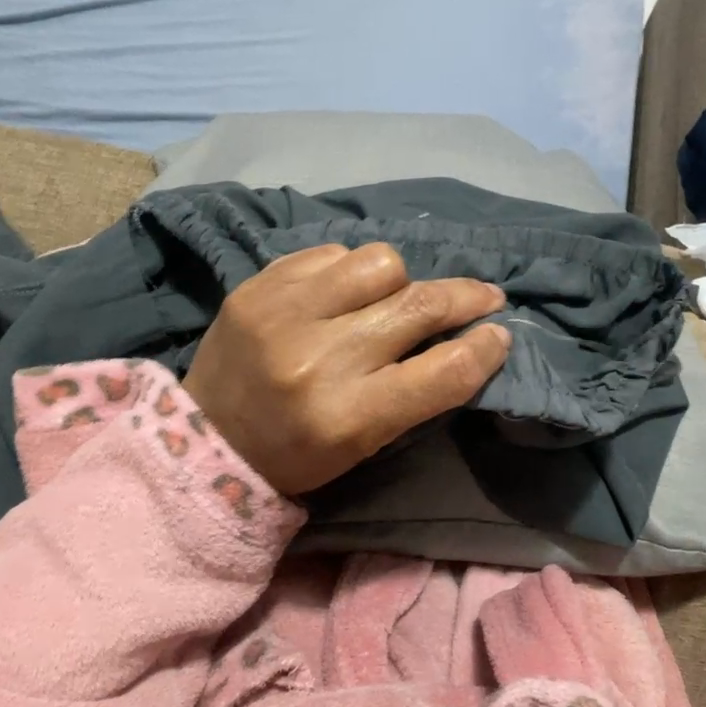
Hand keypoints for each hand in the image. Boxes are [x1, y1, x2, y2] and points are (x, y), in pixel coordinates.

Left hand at [182, 243, 512, 495]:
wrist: (206, 438)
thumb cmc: (297, 453)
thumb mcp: (365, 442)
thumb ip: (418, 391)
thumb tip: (472, 338)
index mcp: (349, 417)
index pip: (443, 371)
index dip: (485, 349)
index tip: (499, 336)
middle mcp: (318, 360)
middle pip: (419, 305)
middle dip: (466, 297)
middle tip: (485, 297)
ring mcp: (283, 314)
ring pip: (381, 263)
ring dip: (401, 280)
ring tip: (394, 298)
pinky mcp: (258, 285)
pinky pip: (332, 253)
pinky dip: (351, 271)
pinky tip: (345, 293)